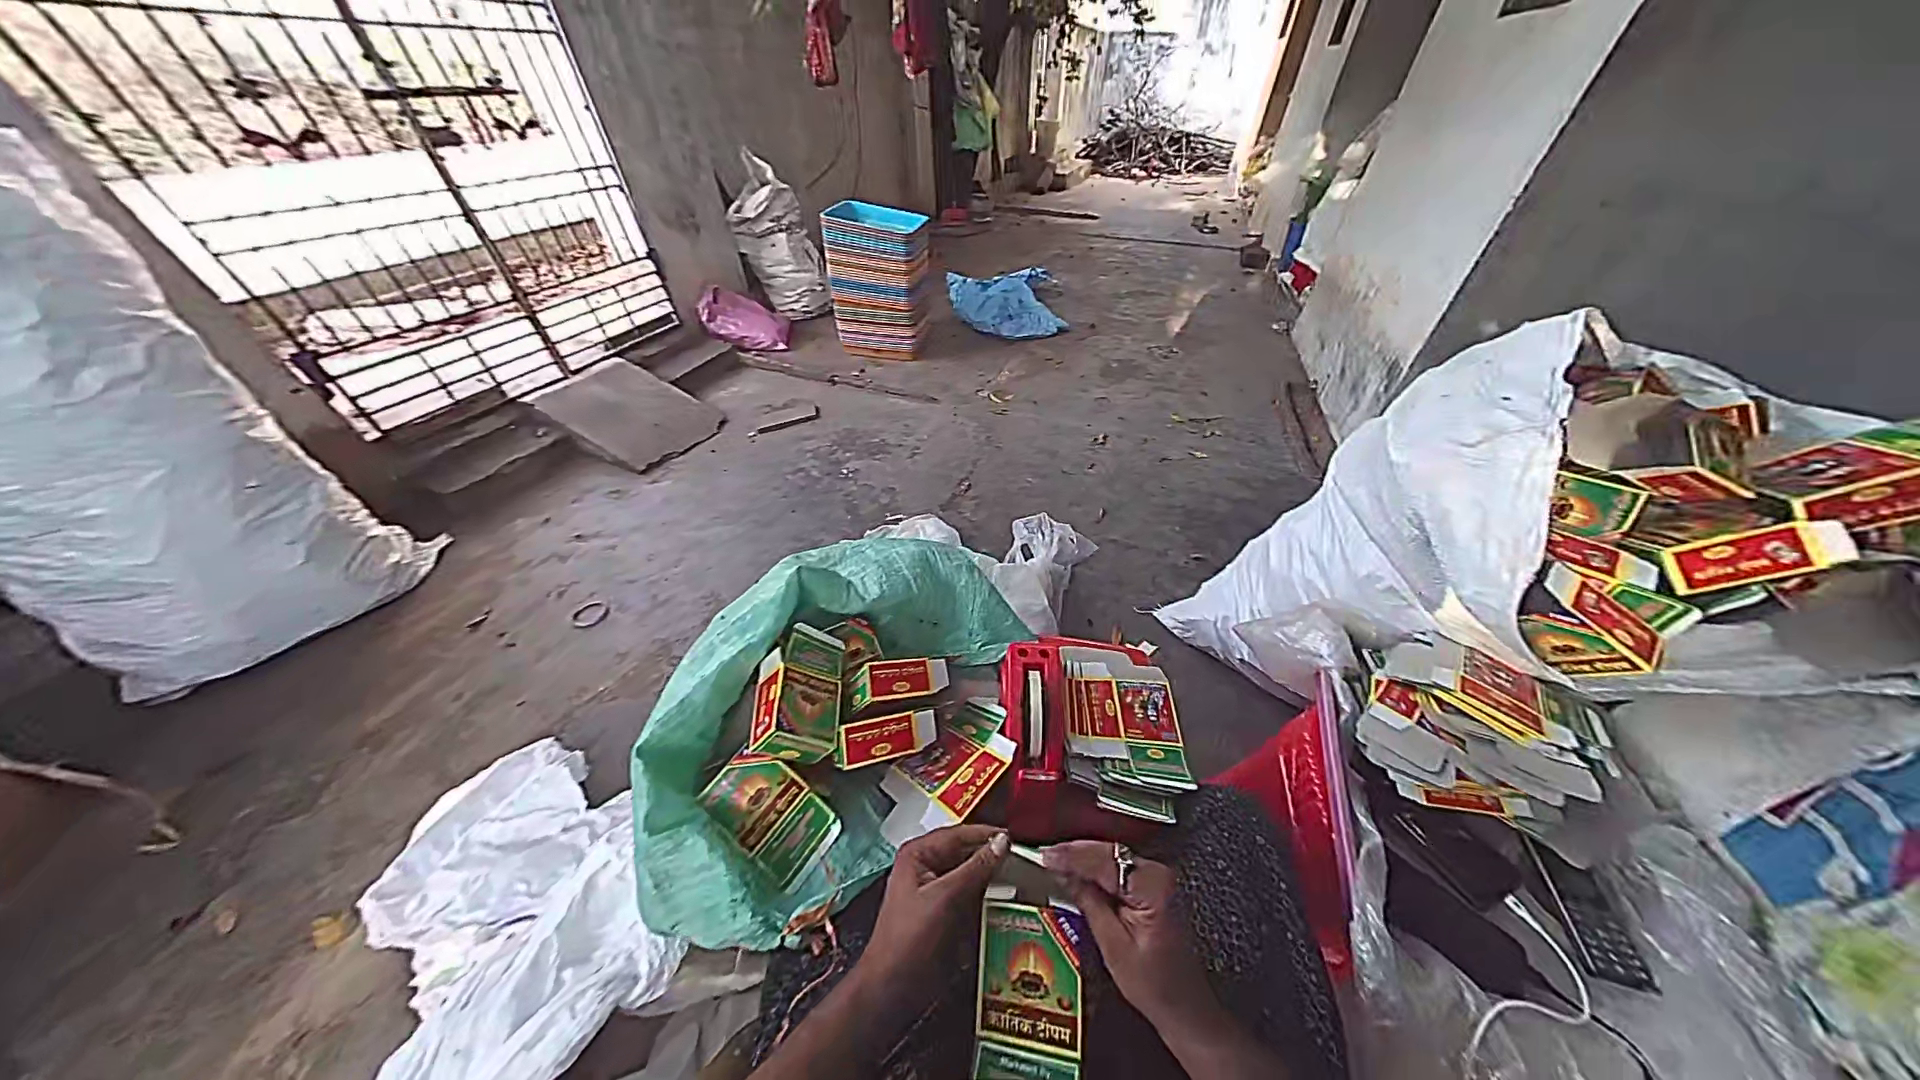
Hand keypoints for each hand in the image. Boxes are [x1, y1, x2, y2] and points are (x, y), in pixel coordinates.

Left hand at [858, 825, 1008, 993]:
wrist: (894, 989)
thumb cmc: (909, 940)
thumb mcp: (945, 898)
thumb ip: (975, 868)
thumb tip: (1000, 843)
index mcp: (918, 854)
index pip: (958, 834)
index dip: (986, 834)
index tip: (1014, 839)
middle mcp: (925, 867)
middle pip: (965, 853)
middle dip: (990, 856)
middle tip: (1022, 859)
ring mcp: (935, 890)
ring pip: (969, 874)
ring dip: (991, 876)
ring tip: (1020, 877)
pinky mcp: (944, 912)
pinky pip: (970, 895)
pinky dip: (986, 895)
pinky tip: (1005, 900)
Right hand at [1042, 840, 1218, 1030]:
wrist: (1184, 1005)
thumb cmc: (1156, 985)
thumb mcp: (1112, 946)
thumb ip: (1088, 902)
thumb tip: (1064, 873)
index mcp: (1152, 887)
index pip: (1102, 860)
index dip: (1070, 856)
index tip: (1046, 856)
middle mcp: (1158, 875)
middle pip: (1107, 852)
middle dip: (1074, 853)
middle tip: (1045, 857)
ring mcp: (1157, 877)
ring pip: (1111, 856)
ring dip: (1083, 858)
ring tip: (1055, 862)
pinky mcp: (1152, 883)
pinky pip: (1118, 866)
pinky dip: (1095, 867)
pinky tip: (1077, 871)